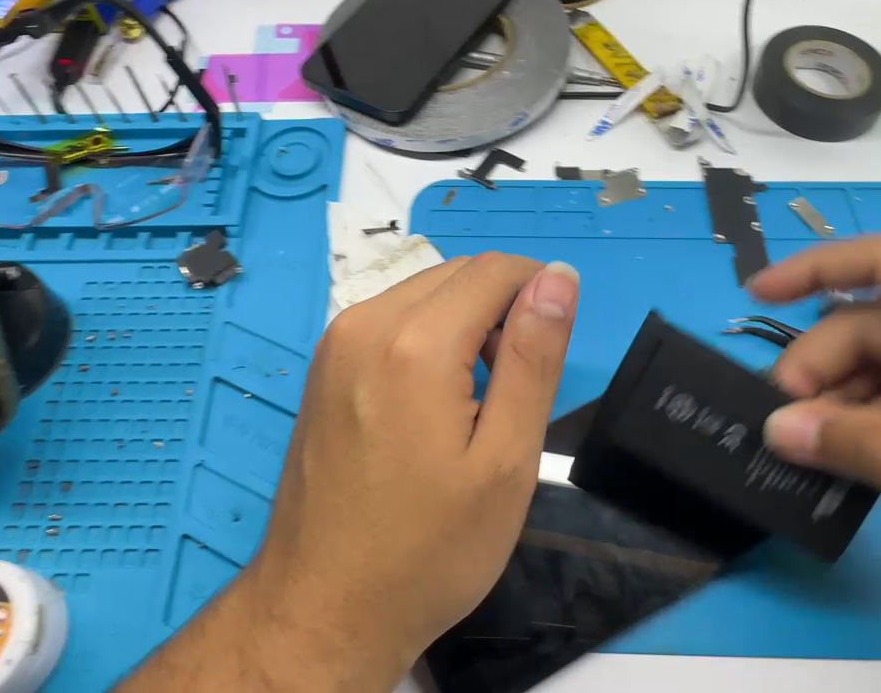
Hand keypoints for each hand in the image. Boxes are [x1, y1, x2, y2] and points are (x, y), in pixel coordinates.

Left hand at [239, 254, 579, 690]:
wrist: (323, 609)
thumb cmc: (428, 549)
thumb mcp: (506, 460)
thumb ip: (534, 357)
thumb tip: (557, 278)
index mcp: (414, 342)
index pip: (493, 271)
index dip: (539, 291)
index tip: (553, 346)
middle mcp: (365, 322)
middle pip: (456, 275)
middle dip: (501, 307)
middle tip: (514, 387)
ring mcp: (336, 341)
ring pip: (424, 291)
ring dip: (465, 320)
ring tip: (477, 399)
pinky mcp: (324, 363)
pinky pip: (392, 317)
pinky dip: (428, 334)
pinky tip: (433, 398)